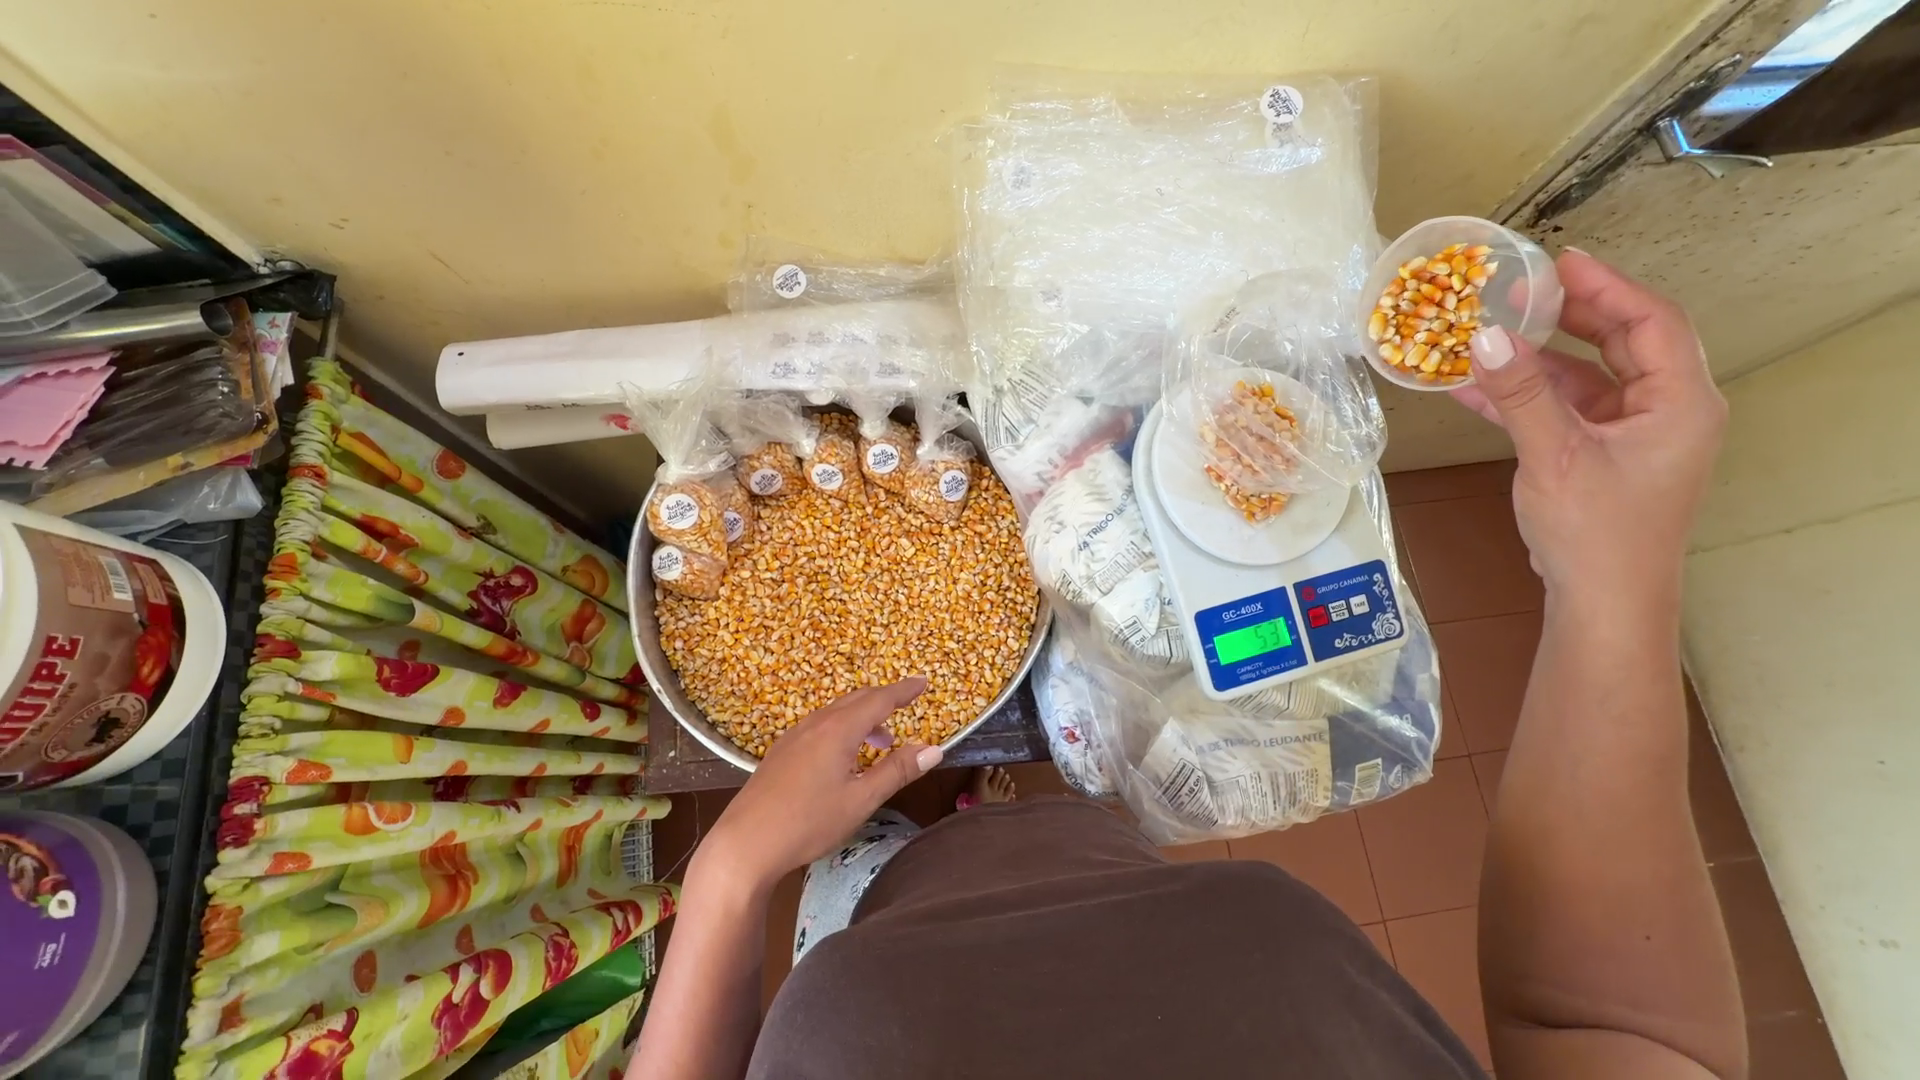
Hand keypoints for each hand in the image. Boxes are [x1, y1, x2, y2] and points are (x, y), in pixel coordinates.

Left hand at [695, 678, 939, 894]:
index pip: (879, 700)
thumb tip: (934, 749)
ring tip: (882, 741)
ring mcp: (794, 737)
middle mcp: (815, 724)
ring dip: (863, 717)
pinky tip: (845, 756)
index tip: (923, 682)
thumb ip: (897, 771)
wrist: (744, 845)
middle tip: (907, 704)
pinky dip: (843, 728)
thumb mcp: (860, 800)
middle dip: (884, 700)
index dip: (904, 690)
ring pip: (836, 712)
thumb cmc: (808, 823)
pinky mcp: (781, 752)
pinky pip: (820, 726)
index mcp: (838, 730)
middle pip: (856, 700)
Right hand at [1450, 250, 1726, 612]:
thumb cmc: (1595, 530)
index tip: (1559, 262)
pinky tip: (1475, 390)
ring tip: (1488, 335)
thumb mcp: (1554, 456)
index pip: (1652, 322)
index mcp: (1679, 402)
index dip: (1607, 287)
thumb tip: (1482, 338)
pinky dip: (1525, 398)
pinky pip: (1564, 410)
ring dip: (1536, 360)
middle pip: (1623, 342)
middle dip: (1570, 316)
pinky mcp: (1600, 455)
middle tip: (1522, 291)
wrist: (1602, 602)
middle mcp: (1664, 410)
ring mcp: (1631, 434)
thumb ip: (1520, 394)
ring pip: (1587, 377)